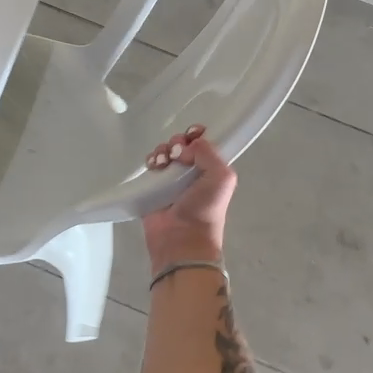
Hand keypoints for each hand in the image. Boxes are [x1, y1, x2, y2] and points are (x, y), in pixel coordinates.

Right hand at [141, 125, 237, 273]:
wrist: (181, 238)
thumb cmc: (205, 210)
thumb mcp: (222, 178)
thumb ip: (209, 154)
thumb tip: (186, 147)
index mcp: (212, 169)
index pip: (203, 143)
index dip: (196, 135)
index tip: (191, 134)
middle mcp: (192, 172)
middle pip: (181, 145)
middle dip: (177, 143)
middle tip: (176, 154)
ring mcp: (171, 179)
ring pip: (164, 153)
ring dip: (162, 151)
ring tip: (162, 163)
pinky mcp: (152, 187)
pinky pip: (149, 165)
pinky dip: (150, 161)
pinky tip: (153, 167)